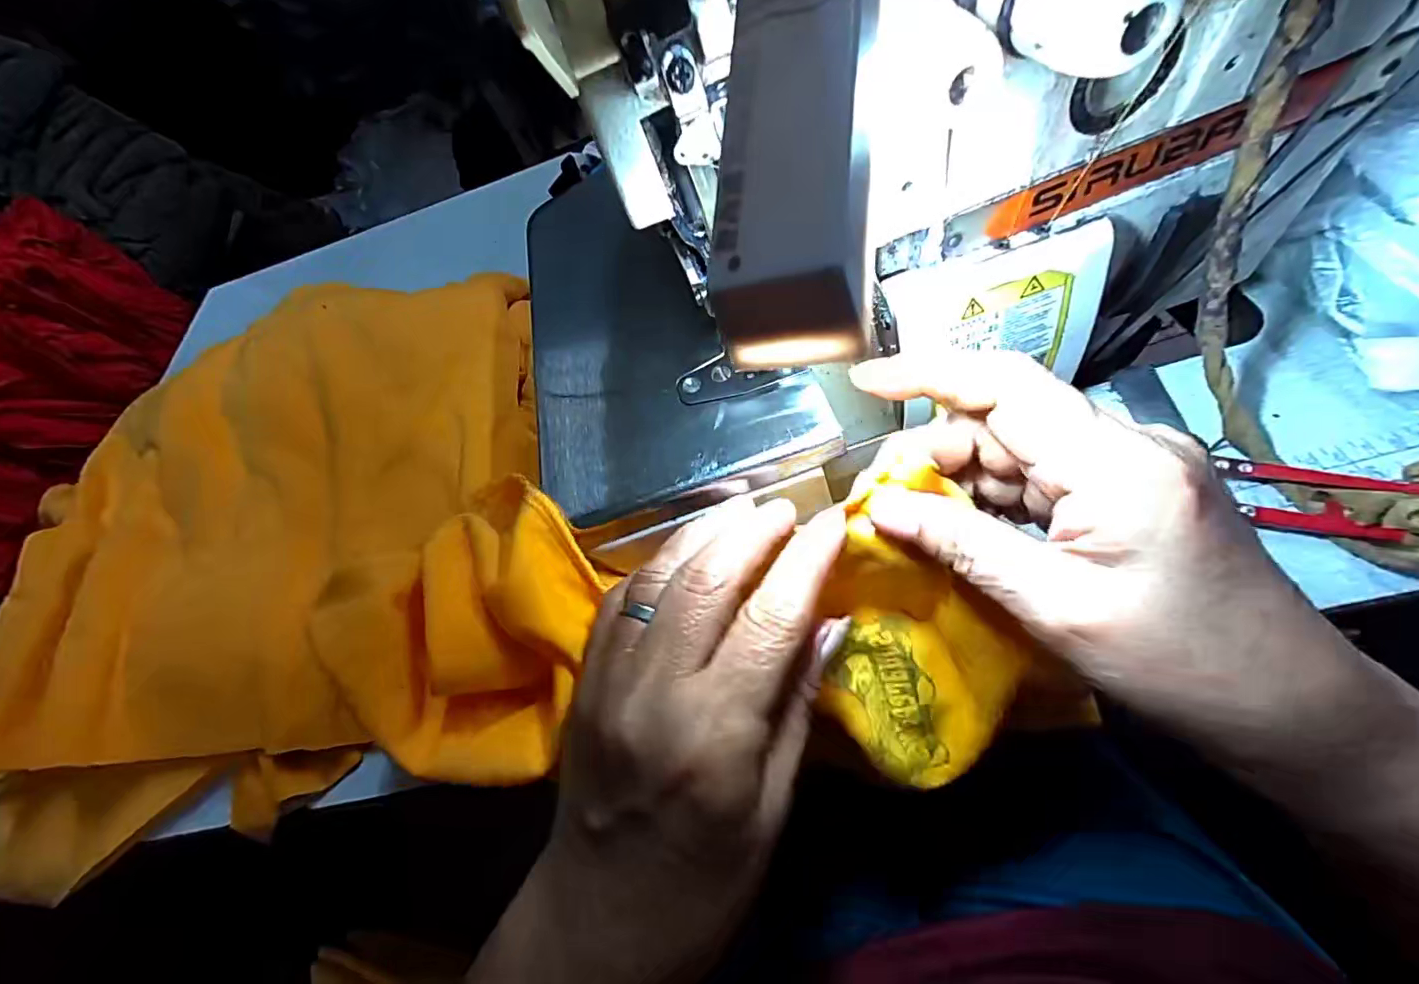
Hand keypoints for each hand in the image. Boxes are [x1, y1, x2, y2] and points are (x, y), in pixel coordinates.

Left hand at [469, 497, 850, 983]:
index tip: (834, 523)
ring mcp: (609, 673)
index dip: (806, 562)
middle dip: (752, 533)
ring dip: (702, 533)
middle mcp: (654, 687)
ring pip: (658, 577)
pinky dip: (657, 564)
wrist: (600, 909)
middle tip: (786, 508)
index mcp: (714, 731)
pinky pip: (620, 597)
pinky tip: (683, 549)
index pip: (768, 618)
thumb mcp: (772, 807)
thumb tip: (829, 623)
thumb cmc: (705, 878)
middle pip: (707, 581)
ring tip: (740, 510)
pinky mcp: (584, 672)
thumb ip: (797, 706)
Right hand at [847, 350, 1403, 776]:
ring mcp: (1126, 465)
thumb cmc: (1182, 664)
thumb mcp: (1054, 607)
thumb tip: (878, 507)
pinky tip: (965, 532)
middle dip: (932, 454)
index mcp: (1115, 463)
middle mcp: (1123, 445)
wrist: (1295, 710)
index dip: (926, 374)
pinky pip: (1035, 475)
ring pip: (1010, 447)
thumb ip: (961, 544)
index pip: (1005, 385)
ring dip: (956, 481)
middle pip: (998, 420)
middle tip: (883, 504)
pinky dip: (989, 498)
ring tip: (917, 527)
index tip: (863, 382)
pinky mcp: (1124, 489)